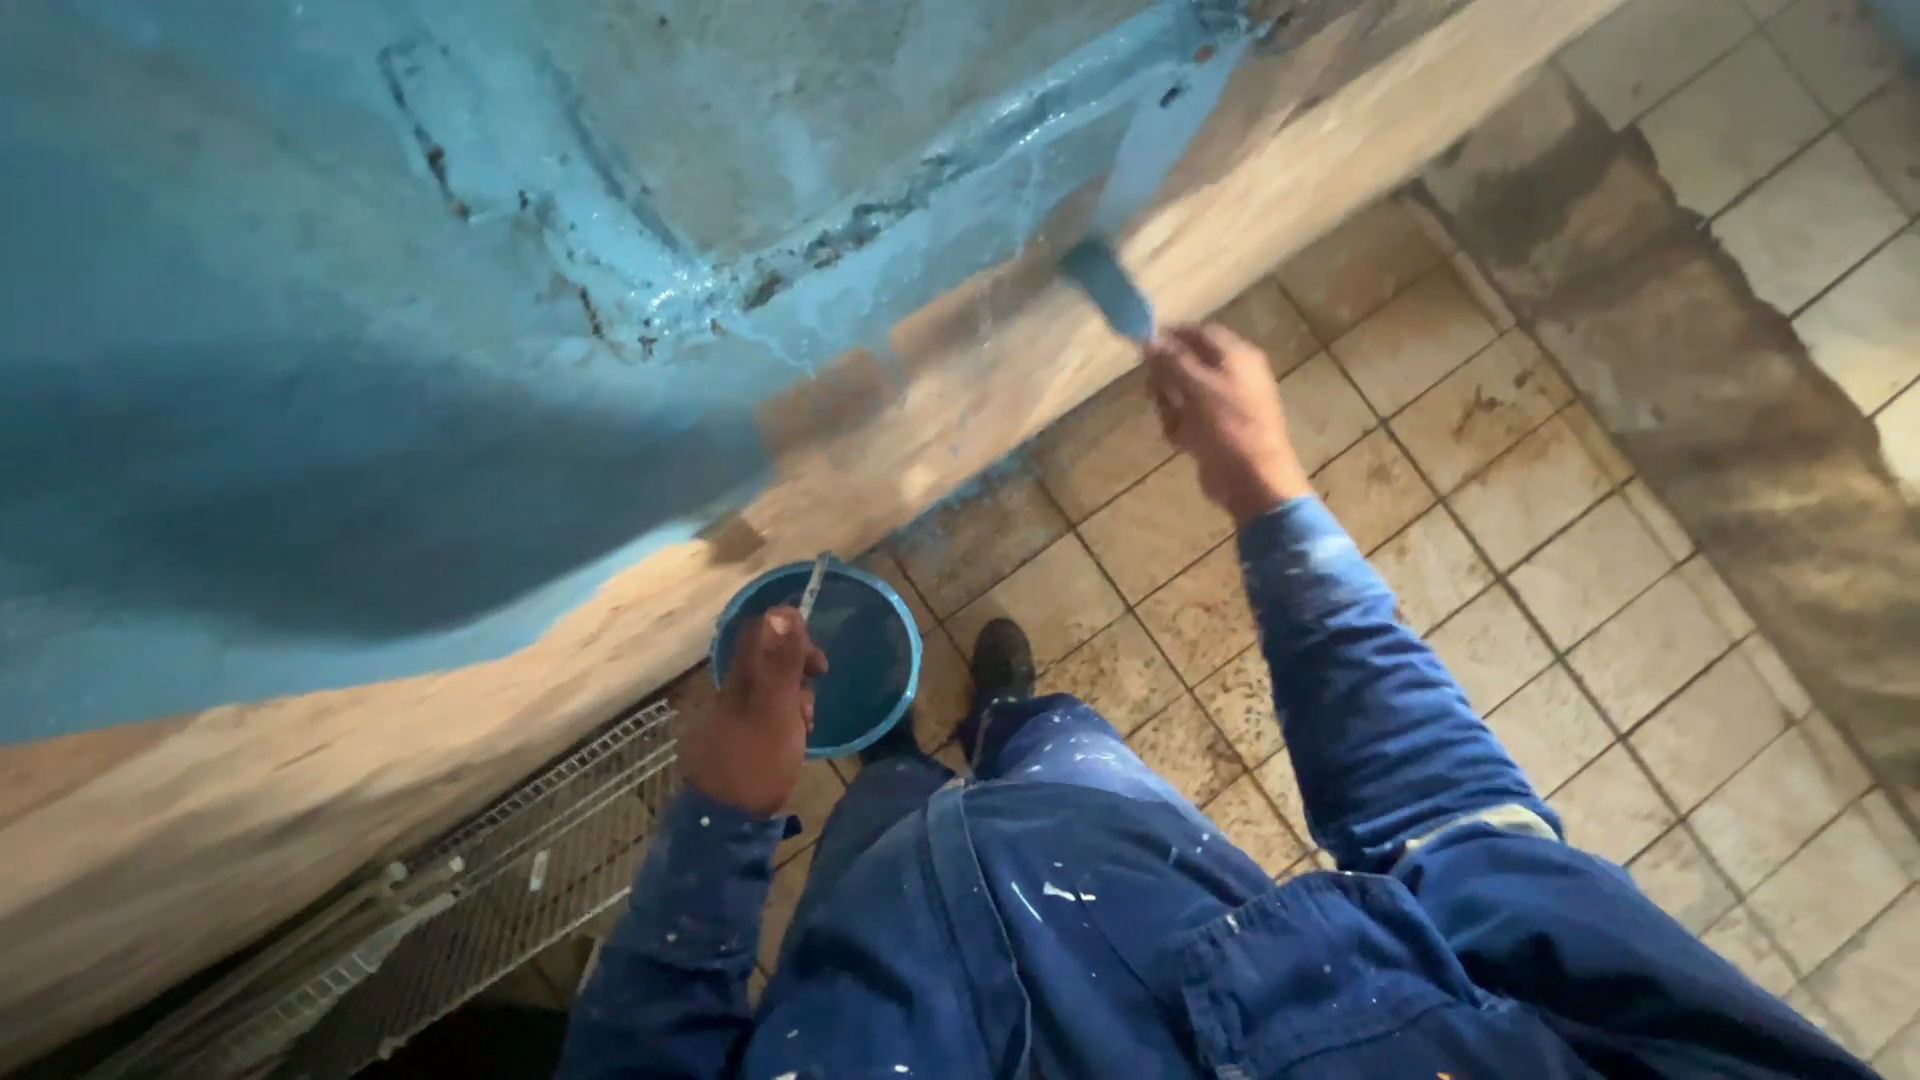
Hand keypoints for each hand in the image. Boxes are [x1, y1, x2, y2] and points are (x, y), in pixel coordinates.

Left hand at [681, 607, 828, 817]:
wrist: (723, 824)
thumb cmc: (756, 762)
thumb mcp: (776, 710)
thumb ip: (780, 662)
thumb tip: (782, 611)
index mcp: (738, 678)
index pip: (761, 631)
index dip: (793, 635)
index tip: (817, 662)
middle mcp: (730, 689)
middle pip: (767, 658)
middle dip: (799, 670)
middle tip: (818, 686)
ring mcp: (730, 715)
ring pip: (770, 688)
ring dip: (796, 697)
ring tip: (808, 723)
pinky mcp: (736, 738)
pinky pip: (765, 713)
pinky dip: (785, 718)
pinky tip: (796, 738)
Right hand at [1144, 323, 1312, 522]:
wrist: (1251, 477)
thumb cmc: (1227, 425)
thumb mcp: (1196, 387)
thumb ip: (1171, 361)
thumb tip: (1149, 338)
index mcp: (1236, 356)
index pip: (1199, 332)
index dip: (1171, 337)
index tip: (1143, 348)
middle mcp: (1232, 375)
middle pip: (1186, 363)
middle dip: (1166, 378)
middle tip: (1156, 393)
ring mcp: (1223, 404)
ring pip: (1182, 393)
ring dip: (1170, 407)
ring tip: (1175, 423)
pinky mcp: (1215, 428)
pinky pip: (1187, 418)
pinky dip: (1180, 427)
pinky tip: (1182, 442)